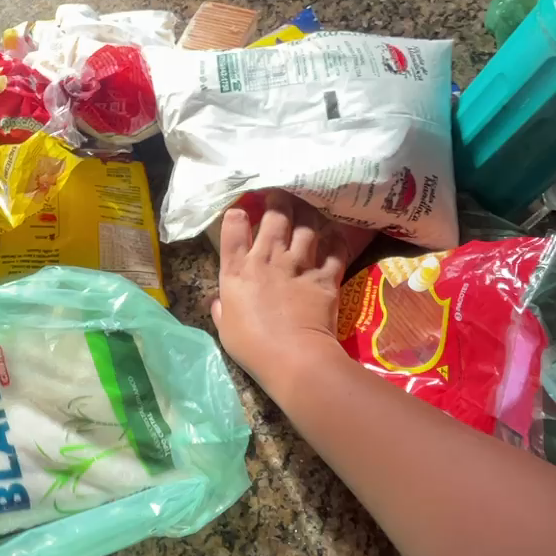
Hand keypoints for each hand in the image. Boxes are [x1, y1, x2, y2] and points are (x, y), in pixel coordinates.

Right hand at [211, 190, 354, 389]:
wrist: (294, 360)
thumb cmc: (252, 346)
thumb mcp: (224, 327)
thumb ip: (222, 308)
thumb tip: (220, 302)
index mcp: (237, 269)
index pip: (233, 226)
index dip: (237, 213)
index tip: (242, 211)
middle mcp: (267, 258)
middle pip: (274, 217)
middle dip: (278, 200)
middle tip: (280, 195)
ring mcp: (298, 265)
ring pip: (306, 225)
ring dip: (307, 213)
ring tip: (308, 207)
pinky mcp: (325, 277)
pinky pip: (335, 249)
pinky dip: (335, 239)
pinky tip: (334, 233)